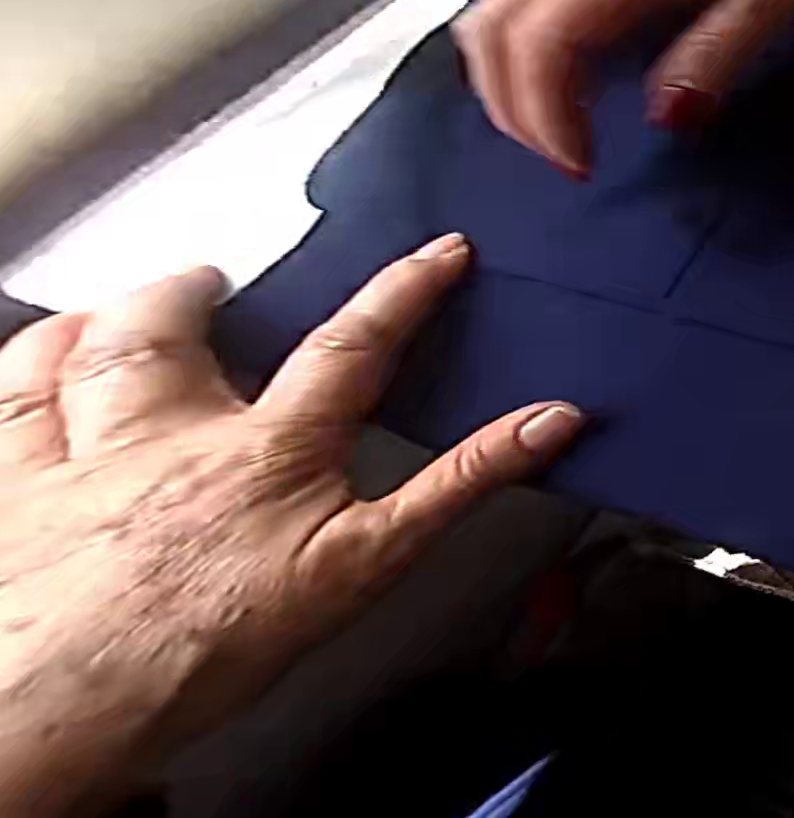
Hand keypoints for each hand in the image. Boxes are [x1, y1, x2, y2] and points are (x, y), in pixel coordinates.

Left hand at [0, 234, 581, 815]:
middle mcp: (163, 440)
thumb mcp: (381, 552)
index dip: (408, 289)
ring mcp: (62, 475)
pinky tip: (15, 383)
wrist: (52, 730)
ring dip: (78, 330)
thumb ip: (471, 477)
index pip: (355, 345)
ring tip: (102, 310)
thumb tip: (554, 418)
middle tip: (203, 274)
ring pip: (48, 374)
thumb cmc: (233, 634)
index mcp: (269, 446)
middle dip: (186, 296)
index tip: (445, 248)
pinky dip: (1, 390)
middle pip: (164, 344)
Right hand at [452, 0, 793, 175]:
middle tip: (569, 164)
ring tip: (561, 143)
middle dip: (515, 110)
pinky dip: (525, 67)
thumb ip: (714, 54)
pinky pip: (524, 16)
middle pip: (494, 30)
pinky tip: (564, 103)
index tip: (581, 165)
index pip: (544, 39)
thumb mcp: (770, 2)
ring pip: (494, 20)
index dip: (546, 112)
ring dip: (509, 89)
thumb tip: (665, 119)